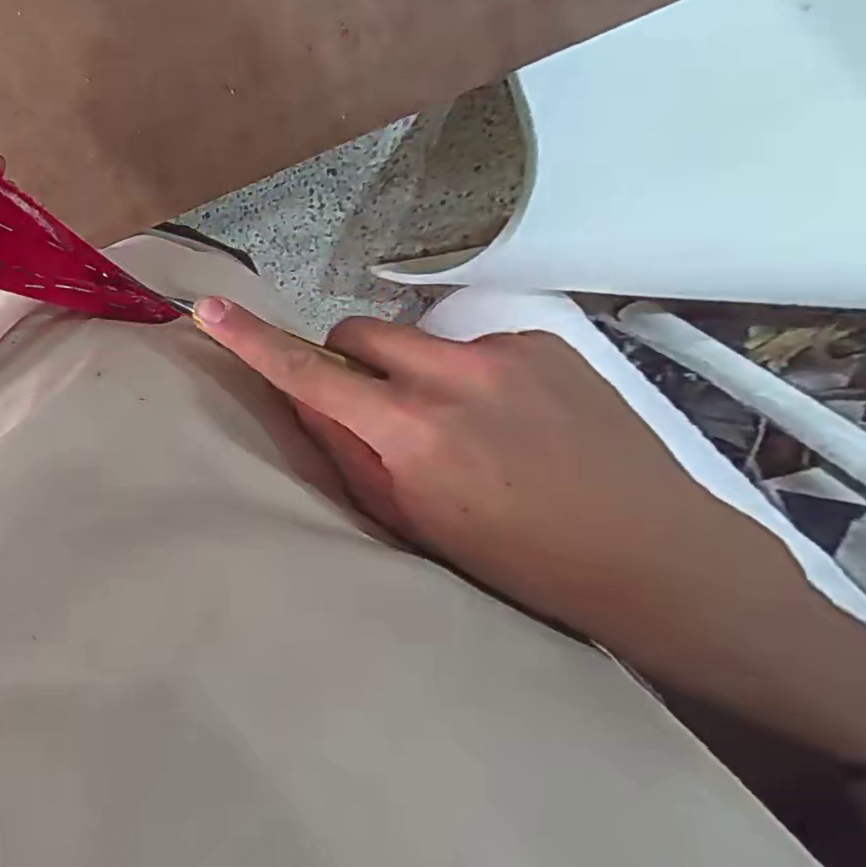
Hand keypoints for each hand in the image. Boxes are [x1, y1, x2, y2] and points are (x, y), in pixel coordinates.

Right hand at [196, 299, 865, 762]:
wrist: (655, 558)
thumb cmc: (505, 553)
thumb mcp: (402, 514)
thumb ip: (341, 448)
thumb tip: (300, 396)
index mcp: (409, 431)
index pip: (307, 373)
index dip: (252, 340)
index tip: (211, 309)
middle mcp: (453, 378)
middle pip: (355, 333)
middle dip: (347, 360)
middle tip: (371, 405)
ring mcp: (507, 354)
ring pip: (411, 337)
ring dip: (409, 369)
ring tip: (459, 420)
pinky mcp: (547, 345)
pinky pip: (469, 344)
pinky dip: (465, 372)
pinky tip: (509, 417)